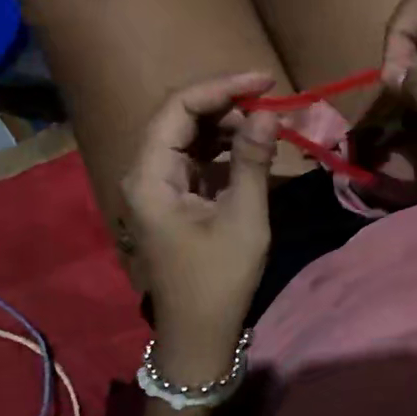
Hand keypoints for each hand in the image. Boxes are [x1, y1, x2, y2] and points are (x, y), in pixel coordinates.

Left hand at [122, 72, 278, 358]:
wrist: (198, 333)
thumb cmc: (219, 280)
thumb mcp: (244, 220)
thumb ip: (253, 163)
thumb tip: (268, 115)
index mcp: (151, 177)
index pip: (179, 108)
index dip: (222, 87)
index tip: (266, 82)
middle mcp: (145, 174)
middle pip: (179, 117)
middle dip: (226, 105)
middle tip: (272, 108)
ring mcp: (157, 187)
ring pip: (188, 137)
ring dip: (227, 126)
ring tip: (267, 128)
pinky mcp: (173, 200)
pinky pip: (195, 160)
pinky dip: (224, 150)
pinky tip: (252, 152)